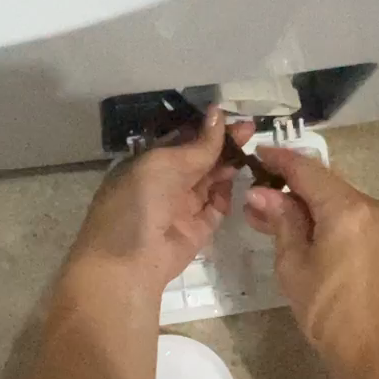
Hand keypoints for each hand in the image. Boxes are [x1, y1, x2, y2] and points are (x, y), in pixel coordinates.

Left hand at [66, 108, 255, 296]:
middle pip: (199, 159)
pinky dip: (226, 195)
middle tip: (251, 131)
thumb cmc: (136, 204)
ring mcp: (180, 208)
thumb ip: (196, 145)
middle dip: (223, 145)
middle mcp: (163, 184)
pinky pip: (215, 208)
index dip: (206, 129)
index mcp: (146, 164)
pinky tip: (237, 180)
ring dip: (227, 167)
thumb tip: (218, 113)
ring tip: (248, 153)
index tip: (233, 117)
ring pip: (209, 181)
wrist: (127, 265)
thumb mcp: (162, 165)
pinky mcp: (195, 231)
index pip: (181, 140)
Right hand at [242, 147, 378, 378]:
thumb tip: (261, 194)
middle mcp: (372, 206)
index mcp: (348, 209)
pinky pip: (348, 218)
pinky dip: (322, 219)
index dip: (279, 160)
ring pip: (336, 201)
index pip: (307, 170)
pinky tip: (294, 229)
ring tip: (266, 215)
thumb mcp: (294, 265)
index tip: (256, 154)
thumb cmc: (328, 312)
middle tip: (253, 195)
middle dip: (289, 187)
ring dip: (304, 205)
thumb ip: (281, 221)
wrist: (376, 353)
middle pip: (324, 184)